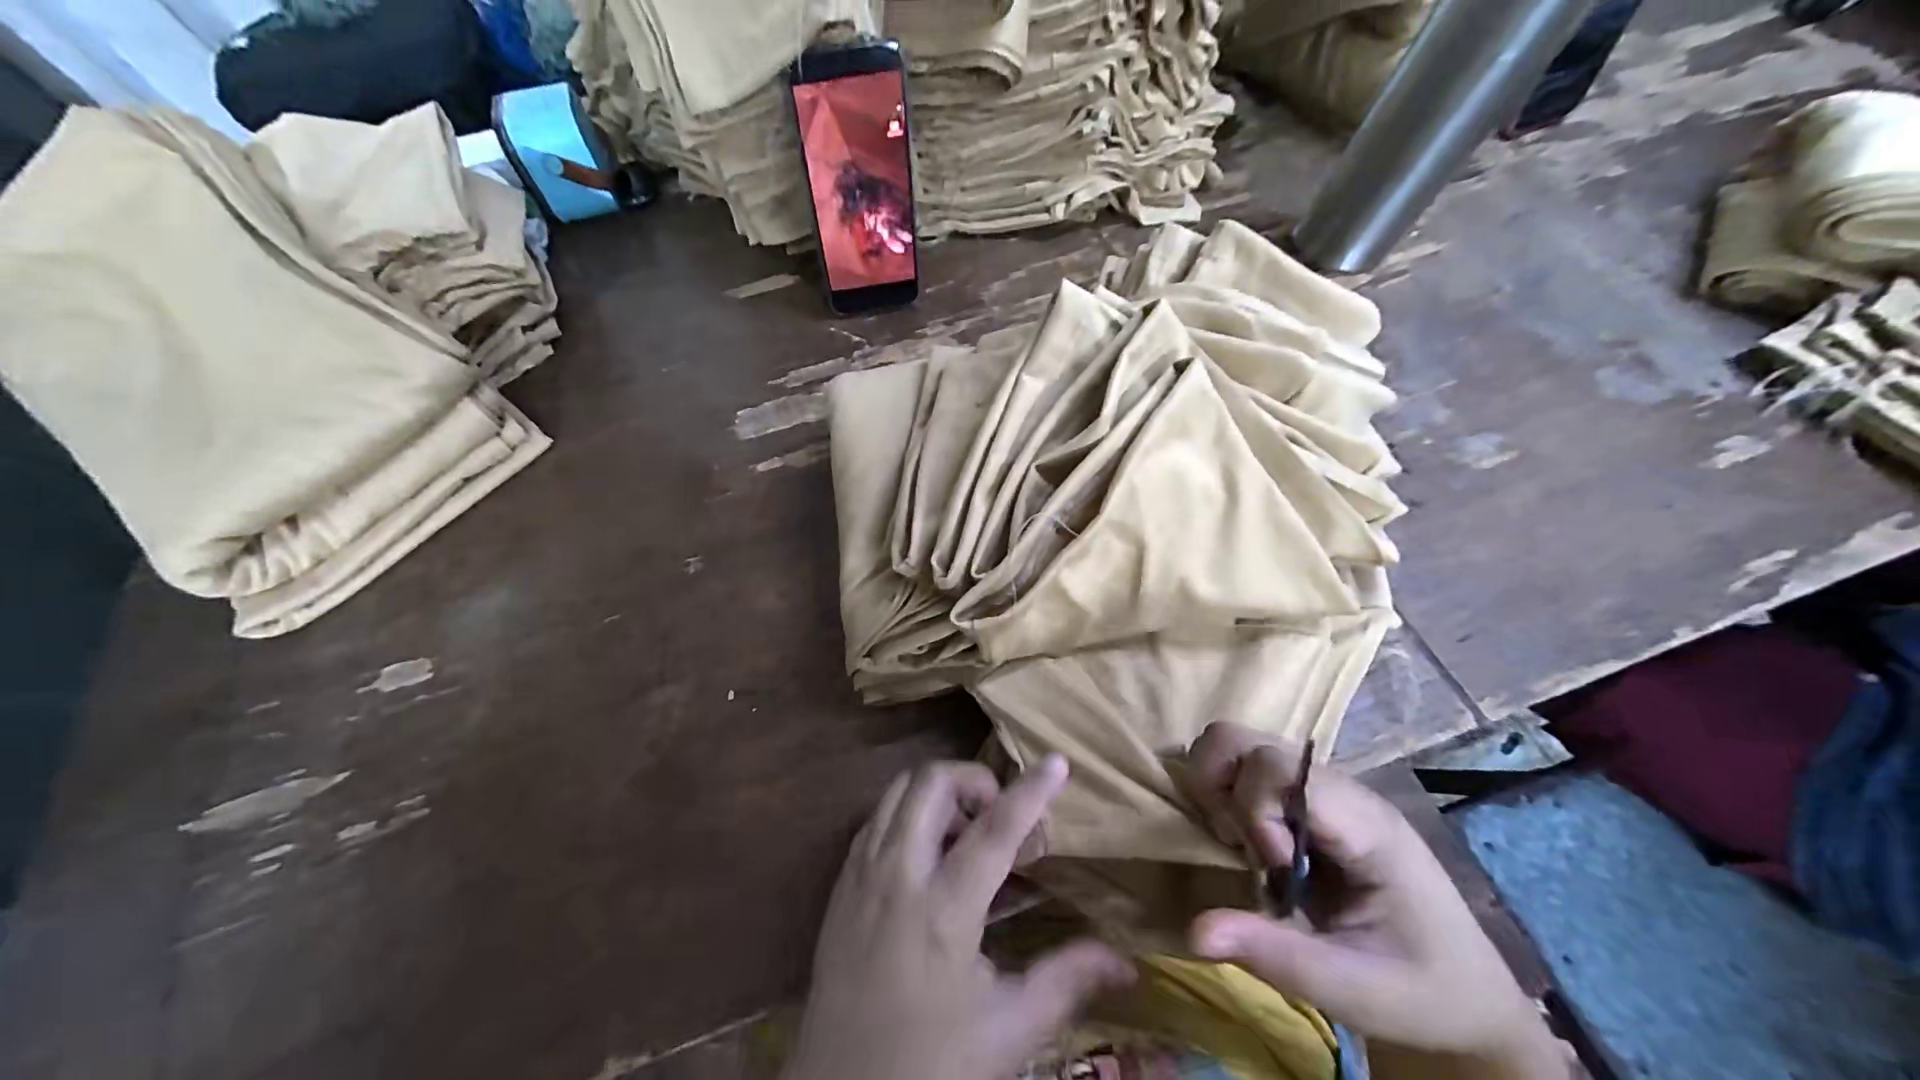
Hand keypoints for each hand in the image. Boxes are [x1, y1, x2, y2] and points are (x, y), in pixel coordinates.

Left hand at [783, 756, 1134, 1079]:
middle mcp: (897, 875)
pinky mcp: (839, 886)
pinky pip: (874, 820)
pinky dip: (905, 812)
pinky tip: (926, 852)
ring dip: (936, 793)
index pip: (994, 830)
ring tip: (965, 830)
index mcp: (944, 909)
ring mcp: (860, 876)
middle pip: (931, 785)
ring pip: (895, 792)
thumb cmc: (932, 1063)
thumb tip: (1127, 962)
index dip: (1030, 791)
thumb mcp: (1009, 1029)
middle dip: (973, 780)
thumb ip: (1068, 980)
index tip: (1057, 761)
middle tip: (1000, 813)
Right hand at [1177, 723, 1568, 1077]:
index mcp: (1365, 824)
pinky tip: (1250, 846)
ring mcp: (1324, 791)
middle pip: (1248, 742)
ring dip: (1220, 790)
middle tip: (1235, 844)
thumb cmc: (1418, 994)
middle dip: (1220, 787)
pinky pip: (1248, 770)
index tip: (1269, 869)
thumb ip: (1271, 953)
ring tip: (1241, 846)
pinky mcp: (1309, 802)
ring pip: (1241, 747)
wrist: (1467, 1003)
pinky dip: (1228, 797)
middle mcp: (1341, 790)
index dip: (1254, 812)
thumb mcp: (1350, 988)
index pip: (1279, 768)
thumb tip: (1194, 932)